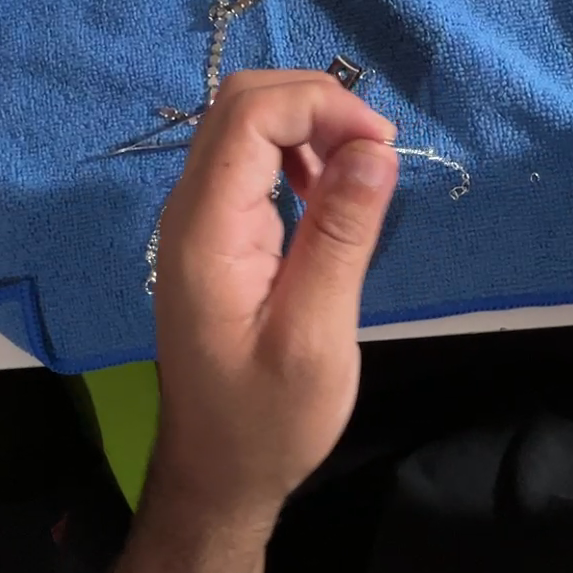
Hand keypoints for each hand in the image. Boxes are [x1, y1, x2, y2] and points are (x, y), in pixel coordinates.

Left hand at [147, 70, 398, 526]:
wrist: (217, 470)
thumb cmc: (267, 418)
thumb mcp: (316, 335)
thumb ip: (341, 235)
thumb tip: (374, 148)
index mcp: (205, 229)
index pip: (249, 114)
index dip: (319, 105)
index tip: (382, 143)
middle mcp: (190, 207)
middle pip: (240, 102)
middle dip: (314, 104)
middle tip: (375, 149)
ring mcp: (197, 214)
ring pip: (244, 122)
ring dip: (307, 123)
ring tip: (360, 167)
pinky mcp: (214, 227)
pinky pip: (250, 157)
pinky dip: (296, 150)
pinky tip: (327, 188)